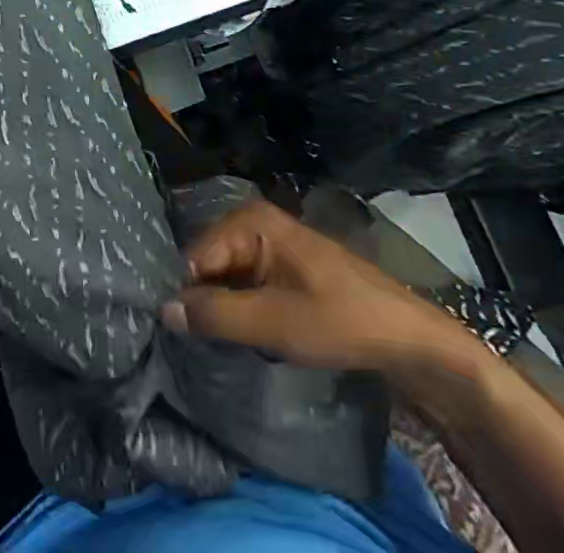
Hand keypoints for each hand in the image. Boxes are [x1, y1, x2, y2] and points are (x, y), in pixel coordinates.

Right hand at [162, 200, 477, 377]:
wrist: (401, 334)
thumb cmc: (338, 320)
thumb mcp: (271, 323)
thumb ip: (214, 314)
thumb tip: (163, 309)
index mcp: (252, 222)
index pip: (194, 256)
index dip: (183, 294)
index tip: (171, 331)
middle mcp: (257, 222)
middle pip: (207, 263)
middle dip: (201, 300)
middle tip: (195, 340)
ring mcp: (271, 243)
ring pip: (224, 277)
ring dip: (221, 309)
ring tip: (218, 341)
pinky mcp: (282, 265)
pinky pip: (244, 284)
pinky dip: (240, 309)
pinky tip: (244, 334)